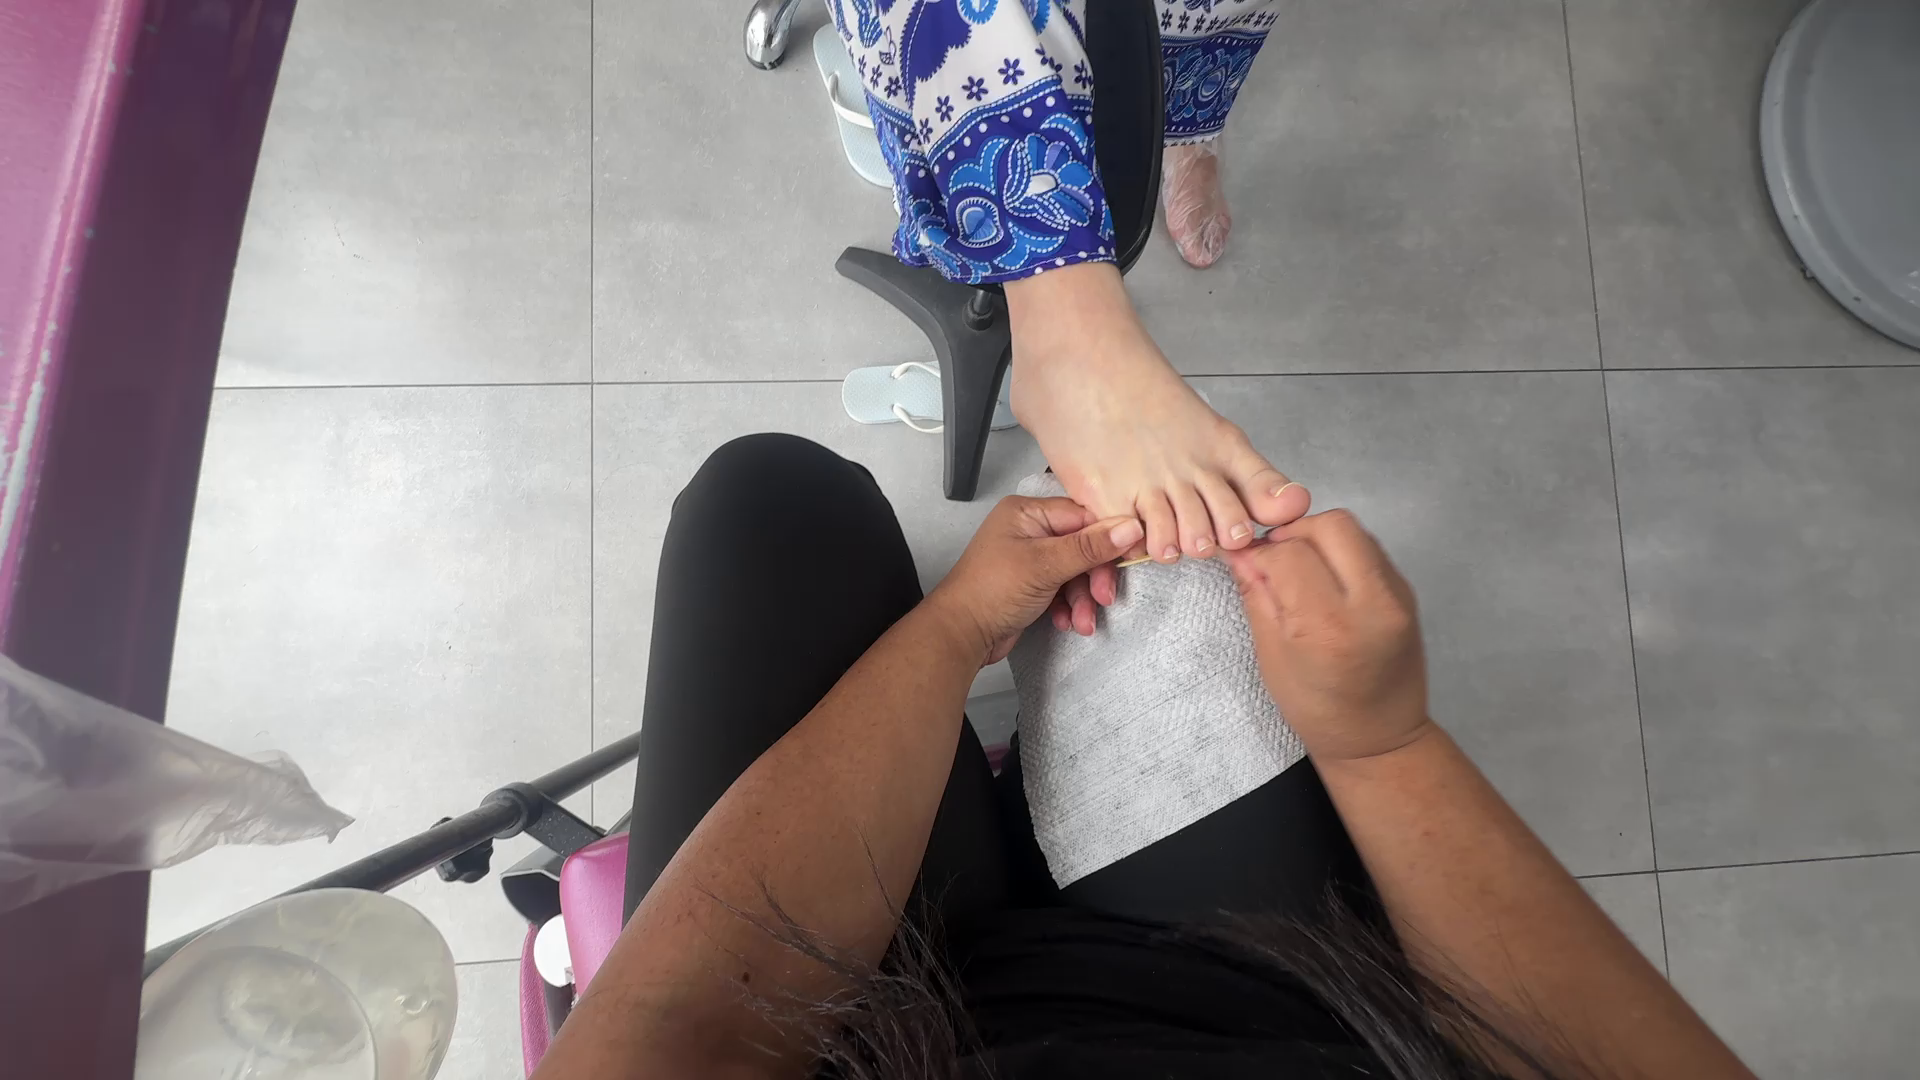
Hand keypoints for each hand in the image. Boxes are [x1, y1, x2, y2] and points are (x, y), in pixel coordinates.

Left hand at [927, 496, 1144, 664]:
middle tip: (1103, 598)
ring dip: (1083, 598)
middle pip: (1083, 545)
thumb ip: (1090, 547)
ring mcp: (1030, 558)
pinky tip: (1066, 622)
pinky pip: (1064, 589)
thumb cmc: (992, 591)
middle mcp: (1029, 530)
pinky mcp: (1032, 584)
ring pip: (1076, 571)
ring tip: (1082, 621)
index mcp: (1028, 512)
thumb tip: (1132, 527)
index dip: (1109, 537)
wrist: (961, 635)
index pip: (1083, 516)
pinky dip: (1070, 606)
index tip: (1130, 557)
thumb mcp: (1045, 565)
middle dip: (1094, 576)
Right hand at [1223, 509, 1431, 761]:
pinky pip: (1367, 548)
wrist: (1380, 736)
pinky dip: (1337, 550)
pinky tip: (1322, 576)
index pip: (1289, 554)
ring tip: (1296, 565)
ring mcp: (1397, 594)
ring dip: (1316, 537)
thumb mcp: (1270, 653)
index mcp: (1329, 625)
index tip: (1245, 562)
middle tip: (1273, 556)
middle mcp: (1372, 602)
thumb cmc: (1315, 706)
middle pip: (1330, 525)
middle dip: (1292, 532)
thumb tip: (1239, 553)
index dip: (1259, 552)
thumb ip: (1257, 594)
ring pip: (1352, 529)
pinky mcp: (1406, 591)